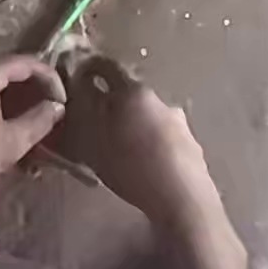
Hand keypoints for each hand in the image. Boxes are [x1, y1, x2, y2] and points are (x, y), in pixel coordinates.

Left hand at [0, 55, 66, 198]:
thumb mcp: (12, 142)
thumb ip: (39, 120)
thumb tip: (57, 106)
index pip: (28, 62)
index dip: (51, 79)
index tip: (63, 103)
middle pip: (14, 66)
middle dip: (37, 85)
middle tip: (54, 108)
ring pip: (0, 77)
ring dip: (21, 93)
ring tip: (38, 115)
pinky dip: (4, 98)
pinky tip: (15, 119)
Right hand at [56, 57, 216, 232]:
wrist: (184, 202)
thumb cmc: (131, 166)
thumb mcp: (92, 138)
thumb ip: (82, 109)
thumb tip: (77, 87)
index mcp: (133, 91)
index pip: (106, 66)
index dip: (88, 68)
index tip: (76, 77)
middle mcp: (159, 99)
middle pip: (127, 93)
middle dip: (110, 103)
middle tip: (94, 123)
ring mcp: (179, 122)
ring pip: (146, 115)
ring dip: (132, 124)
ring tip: (120, 149)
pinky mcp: (192, 145)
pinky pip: (162, 135)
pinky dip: (150, 142)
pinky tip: (143, 165)